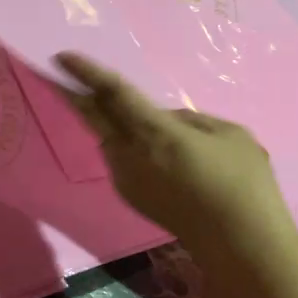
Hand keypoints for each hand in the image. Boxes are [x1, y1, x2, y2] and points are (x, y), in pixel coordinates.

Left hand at [55, 51, 294, 249]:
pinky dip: (130, 148)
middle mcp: (128, 151)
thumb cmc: (242, 181)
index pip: (113, 94)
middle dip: (70, 93)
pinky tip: (161, 160)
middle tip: (54, 74)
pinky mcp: (126, 192)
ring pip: (109, 137)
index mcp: (154, 131)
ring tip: (143, 123)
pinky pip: (121, 159)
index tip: (62, 57)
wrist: (235, 239)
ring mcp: (123, 174)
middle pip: (93, 115)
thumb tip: (161, 120)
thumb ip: (187, 120)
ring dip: (111, 123)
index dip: (86, 73)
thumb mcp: (228, 134)